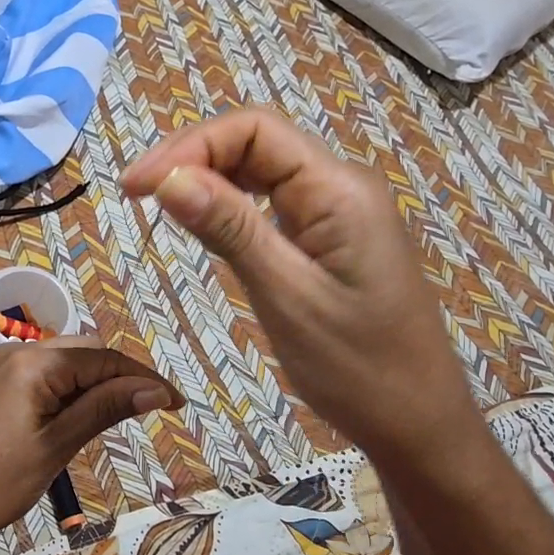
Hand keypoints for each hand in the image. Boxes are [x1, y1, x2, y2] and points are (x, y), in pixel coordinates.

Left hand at [0, 341, 179, 554]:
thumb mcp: (56, 446)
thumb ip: (103, 409)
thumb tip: (154, 389)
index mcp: (32, 362)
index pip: (102, 358)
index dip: (143, 378)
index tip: (176, 404)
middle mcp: (15, 352)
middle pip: (83, 352)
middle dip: (119, 377)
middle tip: (150, 412)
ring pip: (63, 363)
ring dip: (94, 384)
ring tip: (121, 417)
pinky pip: (41, 376)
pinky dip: (67, 391)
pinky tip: (79, 418)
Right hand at [121, 107, 478, 465]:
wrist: (418, 424)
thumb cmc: (357, 368)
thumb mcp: (286, 297)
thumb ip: (230, 230)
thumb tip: (168, 178)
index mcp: (339, 191)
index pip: (255, 130)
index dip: (189, 145)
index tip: (136, 187)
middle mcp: (340, 187)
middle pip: (256, 142)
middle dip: (192, 156)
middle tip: (136, 195)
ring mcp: (336, 212)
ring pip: (260, 169)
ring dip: (206, 177)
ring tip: (156, 205)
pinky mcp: (327, 237)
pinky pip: (270, 201)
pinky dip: (228, 204)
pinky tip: (201, 223)